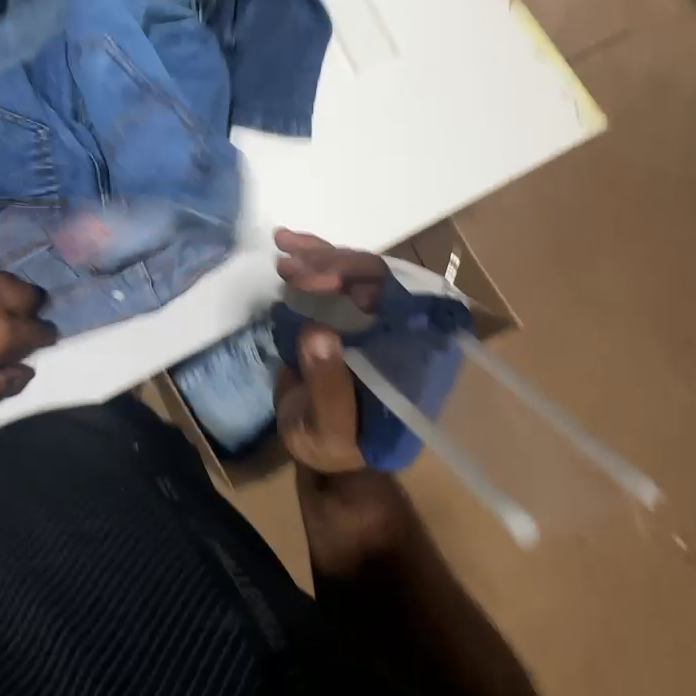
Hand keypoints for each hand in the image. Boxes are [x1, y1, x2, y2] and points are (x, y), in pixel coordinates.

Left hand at [0, 247, 57, 412]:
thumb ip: (3, 383)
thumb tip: (26, 370)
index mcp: (3, 333)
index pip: (39, 330)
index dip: (45, 337)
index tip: (42, 340)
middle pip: (29, 294)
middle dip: (31, 308)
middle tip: (20, 321)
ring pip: (5, 275)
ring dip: (9, 288)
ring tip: (1, 300)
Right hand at [271, 227, 386, 472]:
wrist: (314, 449)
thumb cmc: (333, 447)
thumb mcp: (330, 428)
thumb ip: (328, 386)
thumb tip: (317, 332)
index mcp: (412, 355)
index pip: (405, 300)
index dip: (365, 280)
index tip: (320, 280)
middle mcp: (399, 329)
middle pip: (378, 277)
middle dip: (334, 264)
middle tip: (293, 268)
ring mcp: (370, 319)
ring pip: (355, 270)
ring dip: (319, 255)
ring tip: (284, 246)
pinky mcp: (342, 315)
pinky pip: (332, 279)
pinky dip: (310, 260)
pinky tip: (286, 249)